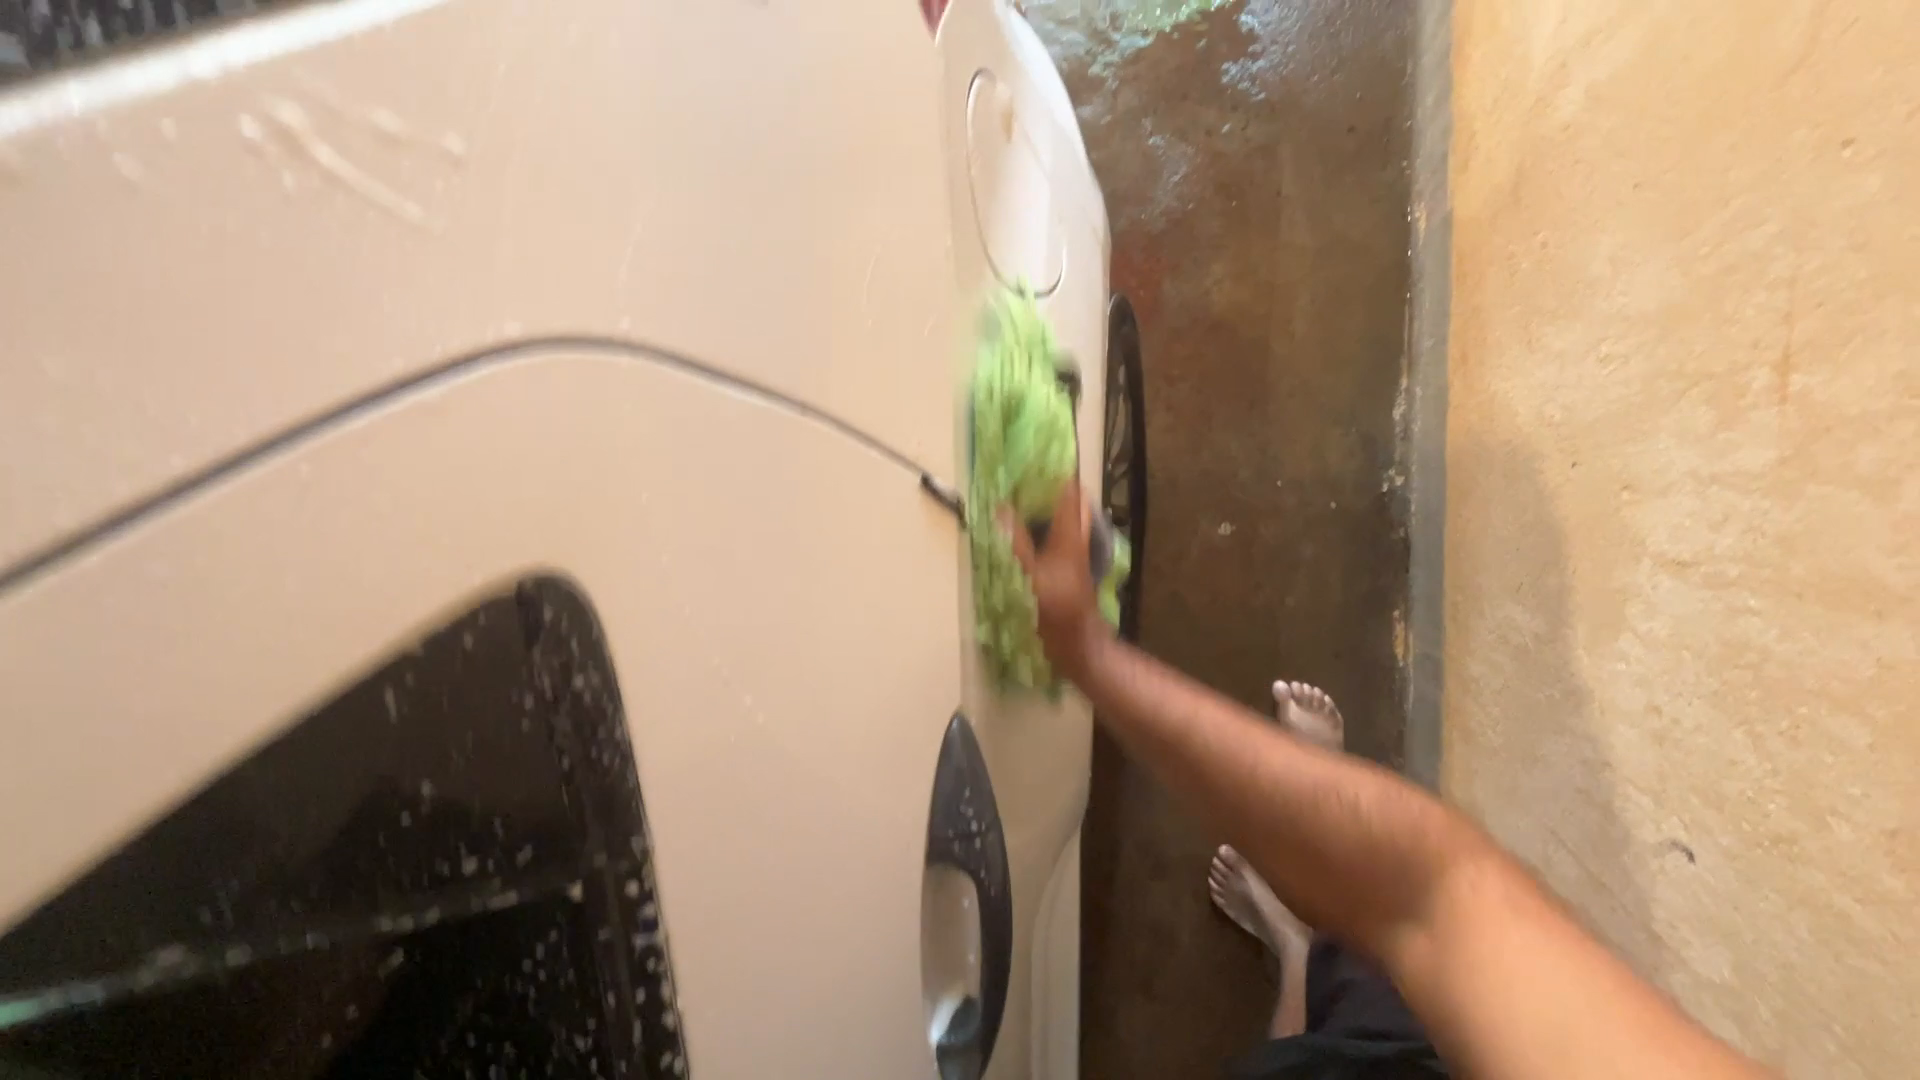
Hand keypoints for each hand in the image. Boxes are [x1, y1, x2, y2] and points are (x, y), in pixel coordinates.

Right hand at [1000, 479, 1110, 682]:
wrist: (1078, 648)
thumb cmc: (1056, 611)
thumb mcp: (1031, 577)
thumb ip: (1015, 543)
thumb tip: (1000, 508)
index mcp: (1071, 534)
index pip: (1069, 488)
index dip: (1055, 467)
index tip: (1032, 454)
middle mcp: (1075, 539)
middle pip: (1067, 501)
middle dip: (1046, 485)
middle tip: (1017, 474)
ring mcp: (1072, 554)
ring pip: (1061, 519)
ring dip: (1041, 506)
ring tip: (1013, 496)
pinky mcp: (1066, 569)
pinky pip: (1054, 536)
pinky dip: (1039, 527)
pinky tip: (1018, 532)